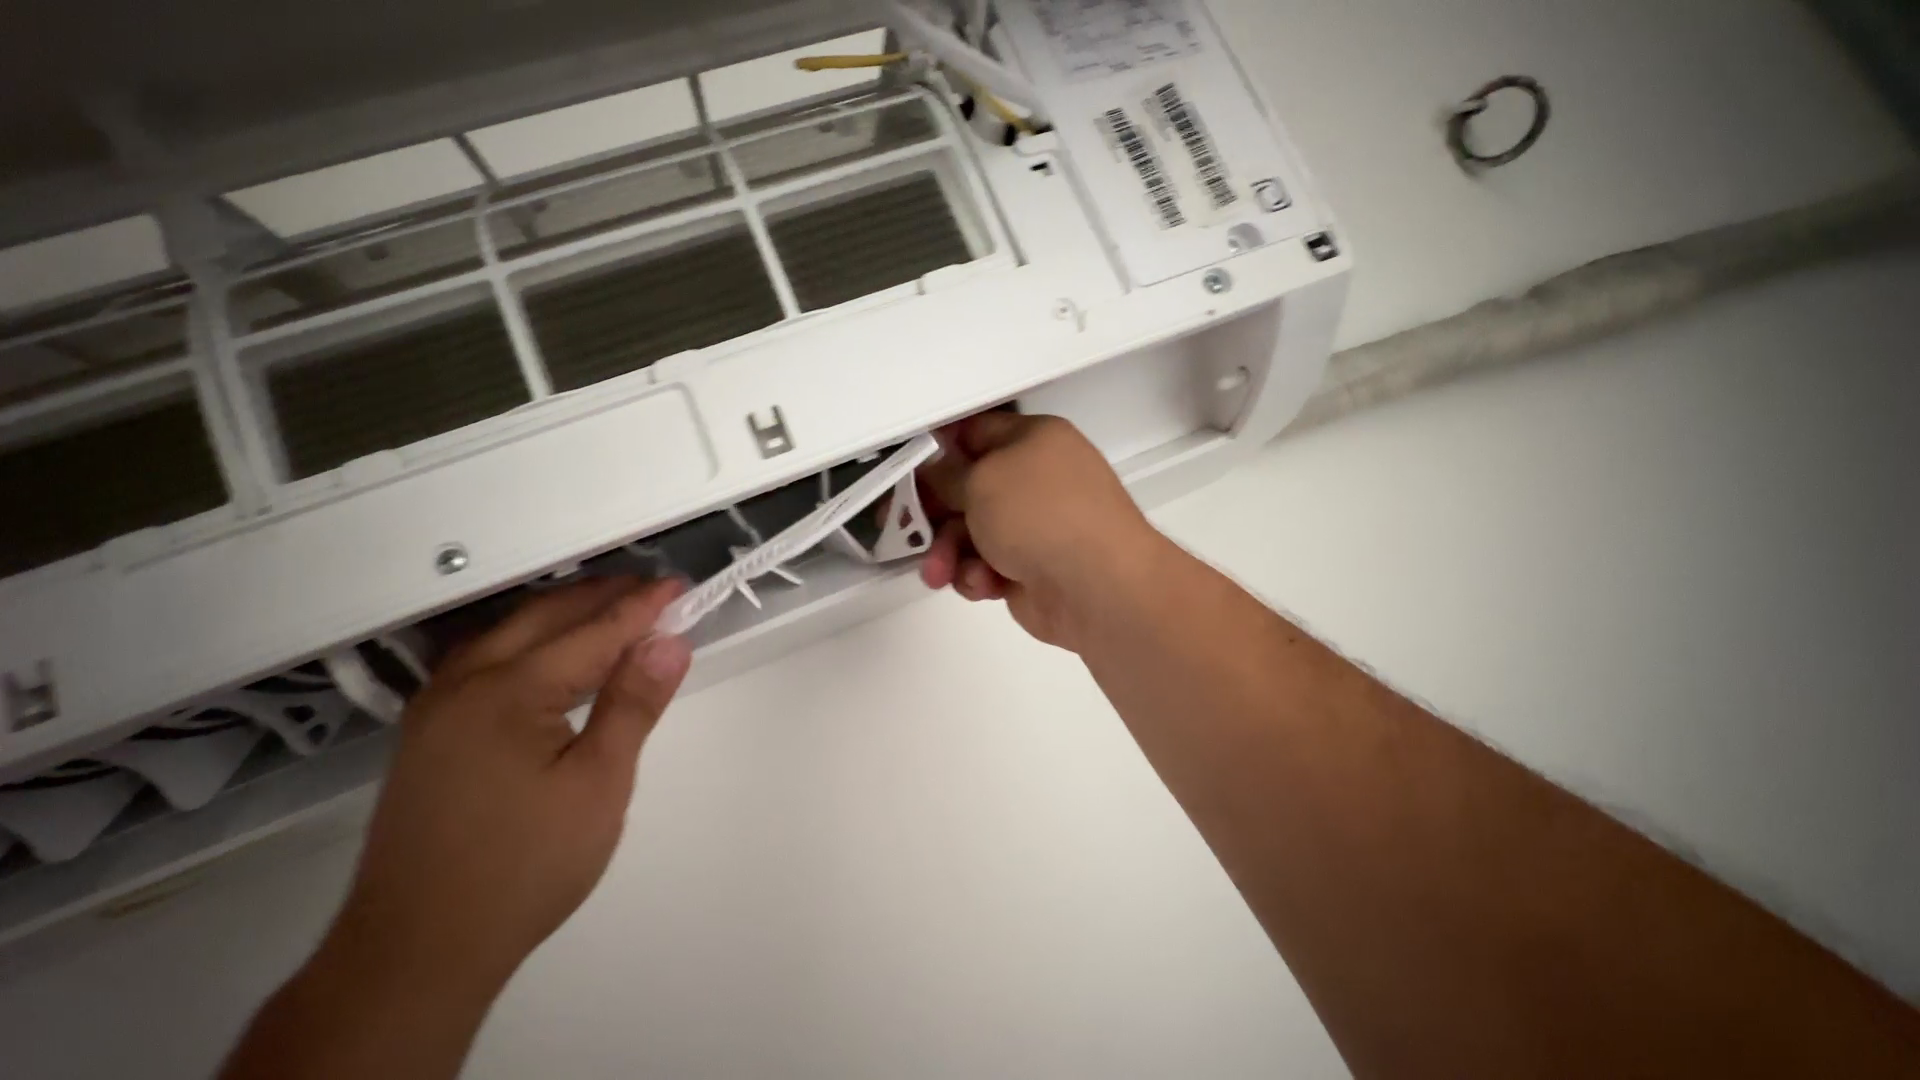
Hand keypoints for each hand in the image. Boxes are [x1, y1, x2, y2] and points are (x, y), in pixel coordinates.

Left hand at [328, 578, 692, 988]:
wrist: (418, 948)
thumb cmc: (523, 868)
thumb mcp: (597, 786)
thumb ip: (632, 705)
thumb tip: (668, 642)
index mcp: (508, 690)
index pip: (592, 631)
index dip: (641, 608)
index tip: (680, 588)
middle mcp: (464, 682)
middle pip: (544, 616)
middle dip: (603, 597)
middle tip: (654, 593)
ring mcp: (436, 707)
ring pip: (508, 634)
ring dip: (563, 615)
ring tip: (612, 613)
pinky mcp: (426, 733)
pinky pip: (485, 661)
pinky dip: (529, 642)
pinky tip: (548, 656)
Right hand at [918, 413, 1171, 651]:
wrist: (1097, 588)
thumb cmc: (1041, 515)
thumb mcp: (982, 480)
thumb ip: (948, 474)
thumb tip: (936, 469)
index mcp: (1035, 440)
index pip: (976, 432)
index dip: (938, 450)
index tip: (904, 469)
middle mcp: (1037, 480)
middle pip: (968, 489)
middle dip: (935, 513)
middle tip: (903, 528)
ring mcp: (1036, 527)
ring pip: (971, 534)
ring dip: (949, 552)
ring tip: (939, 572)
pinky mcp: (1030, 570)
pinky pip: (986, 567)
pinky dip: (977, 576)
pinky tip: (982, 585)